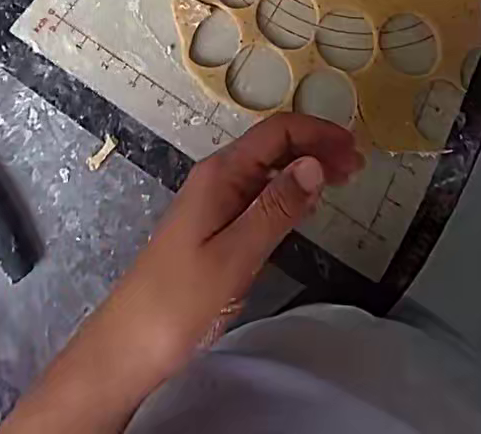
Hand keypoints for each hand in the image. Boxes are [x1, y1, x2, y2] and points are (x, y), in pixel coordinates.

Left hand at [86, 114, 363, 377]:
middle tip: (355, 165)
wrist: (125, 349)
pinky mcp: (216, 223)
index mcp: (222, 173)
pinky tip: (307, 202)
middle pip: (275, 144)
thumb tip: (315, 163)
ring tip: (341, 178)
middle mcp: (219, 176)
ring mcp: (216, 199)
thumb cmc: (178, 302)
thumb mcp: (234, 255)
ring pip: (270, 167)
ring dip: (307, 166)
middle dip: (317, 146)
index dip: (318, 132)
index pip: (277, 132)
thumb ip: (277, 208)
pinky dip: (291, 188)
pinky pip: (261, 191)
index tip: (353, 149)